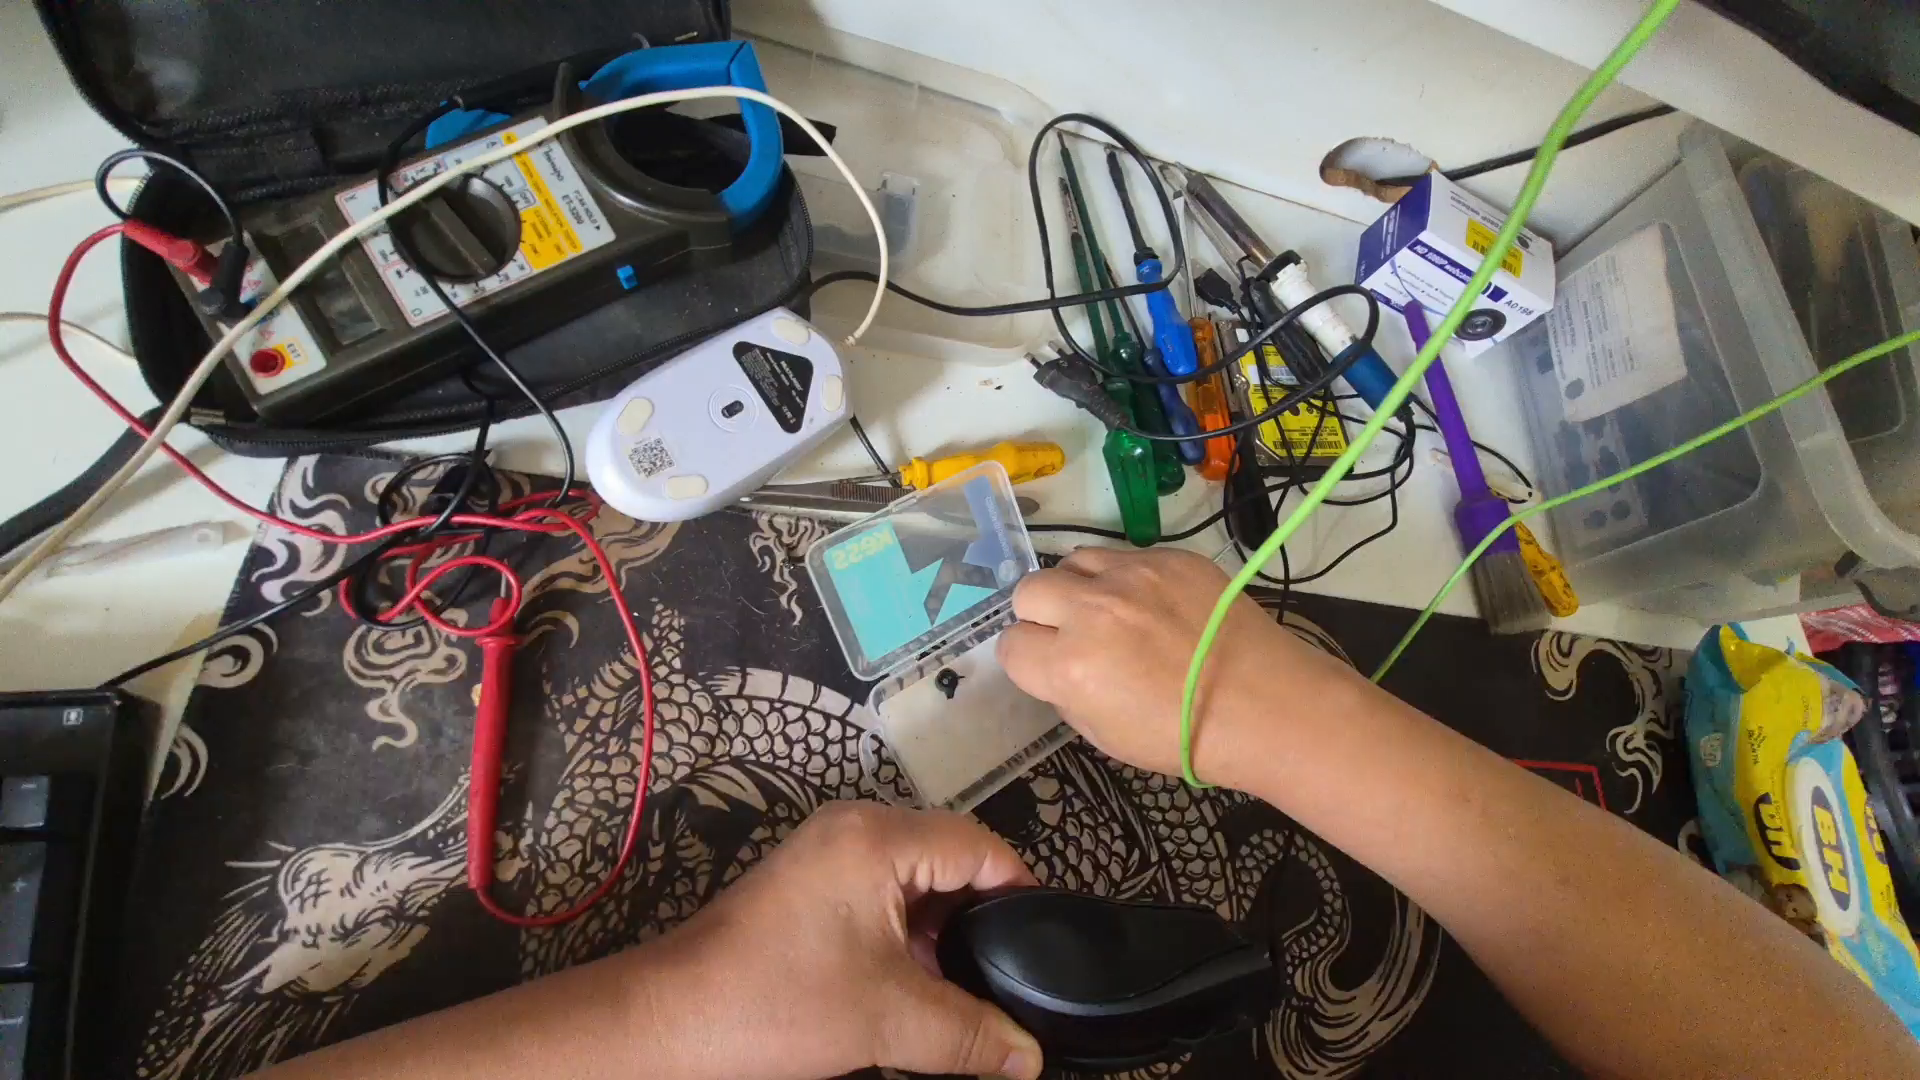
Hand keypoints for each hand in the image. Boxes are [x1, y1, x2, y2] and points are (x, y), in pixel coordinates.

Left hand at [660, 802, 1042, 1079]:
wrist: (667, 1019)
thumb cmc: (778, 1004)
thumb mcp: (884, 1021)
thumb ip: (967, 1034)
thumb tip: (1032, 1057)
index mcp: (878, 837)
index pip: (975, 845)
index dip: (1018, 887)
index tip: (1046, 938)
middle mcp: (857, 824)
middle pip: (947, 852)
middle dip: (982, 909)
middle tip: (1013, 965)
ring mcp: (831, 846)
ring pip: (915, 871)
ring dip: (943, 921)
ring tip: (972, 978)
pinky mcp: (814, 875)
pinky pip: (883, 885)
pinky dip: (909, 924)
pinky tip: (919, 973)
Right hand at [997, 547, 1364, 785]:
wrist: (1266, 705)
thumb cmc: (1182, 736)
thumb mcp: (1103, 735)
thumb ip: (1063, 692)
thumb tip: (1053, 662)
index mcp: (1070, 666)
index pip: (1010, 645)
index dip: (1025, 659)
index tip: (1046, 666)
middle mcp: (1091, 611)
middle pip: (1027, 591)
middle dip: (1039, 614)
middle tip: (1070, 634)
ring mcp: (1131, 576)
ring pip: (1069, 562)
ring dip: (1076, 587)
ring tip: (1106, 609)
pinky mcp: (1167, 558)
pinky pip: (1119, 555)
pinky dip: (1121, 578)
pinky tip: (1148, 602)